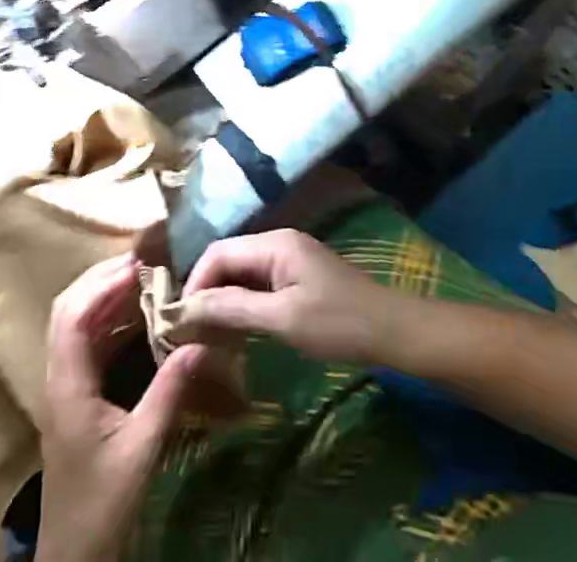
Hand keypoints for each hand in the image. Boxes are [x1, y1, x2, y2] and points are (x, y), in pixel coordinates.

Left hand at [37, 256, 207, 561]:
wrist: (74, 550)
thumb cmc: (102, 501)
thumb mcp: (141, 447)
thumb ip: (169, 393)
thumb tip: (197, 343)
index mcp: (67, 385)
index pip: (72, 317)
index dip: (102, 285)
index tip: (138, 266)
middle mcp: (58, 377)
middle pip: (67, 310)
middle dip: (100, 281)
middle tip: (141, 263)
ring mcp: (63, 385)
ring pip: (74, 325)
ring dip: (103, 298)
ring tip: (141, 279)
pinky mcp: (73, 395)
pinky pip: (86, 344)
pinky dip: (108, 322)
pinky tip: (135, 318)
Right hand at [177, 229, 409, 364]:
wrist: (396, 332)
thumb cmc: (339, 323)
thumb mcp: (282, 319)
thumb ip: (233, 308)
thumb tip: (187, 308)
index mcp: (274, 244)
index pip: (217, 253)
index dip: (194, 283)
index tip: (180, 319)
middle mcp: (278, 243)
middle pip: (228, 260)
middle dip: (206, 291)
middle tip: (190, 329)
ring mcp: (290, 259)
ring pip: (242, 273)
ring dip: (224, 299)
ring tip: (208, 332)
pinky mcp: (299, 277)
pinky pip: (259, 283)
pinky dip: (244, 303)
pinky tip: (237, 328)